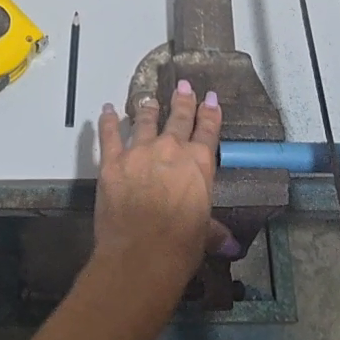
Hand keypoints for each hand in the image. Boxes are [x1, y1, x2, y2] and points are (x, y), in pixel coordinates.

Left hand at [93, 80, 235, 286]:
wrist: (141, 255)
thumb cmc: (180, 247)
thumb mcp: (204, 235)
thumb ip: (214, 231)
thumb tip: (232, 244)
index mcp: (199, 164)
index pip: (208, 131)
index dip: (210, 113)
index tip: (210, 98)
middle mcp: (171, 149)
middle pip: (178, 118)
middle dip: (182, 101)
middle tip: (183, 85)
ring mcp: (139, 152)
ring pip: (145, 121)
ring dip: (148, 108)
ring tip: (149, 99)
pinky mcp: (112, 161)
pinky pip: (110, 134)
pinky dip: (108, 120)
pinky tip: (108, 109)